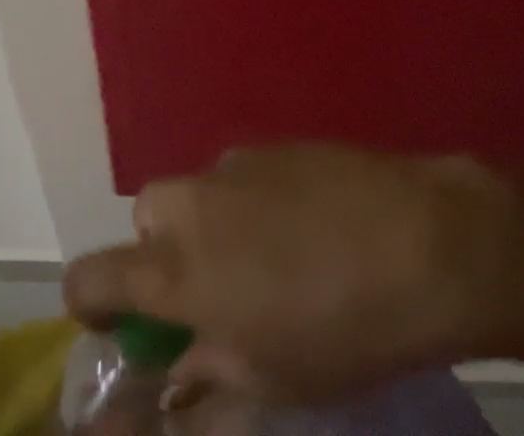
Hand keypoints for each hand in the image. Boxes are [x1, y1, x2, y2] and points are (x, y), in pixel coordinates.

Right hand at [62, 144, 515, 401]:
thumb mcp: (270, 381)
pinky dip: (262, 198)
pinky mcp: (290, 142)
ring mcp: (244, 163)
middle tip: (220, 288)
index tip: (130, 323)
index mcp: (175, 270)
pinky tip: (316, 222)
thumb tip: (183, 367)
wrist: (434, 244)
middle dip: (169, 252)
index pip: (89, 278)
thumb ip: (207, 375)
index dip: (97, 304)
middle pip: (149, 220)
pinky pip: (252, 173)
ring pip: (205, 192)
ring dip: (220, 222)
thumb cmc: (345, 330)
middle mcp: (195, 204)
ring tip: (280, 254)